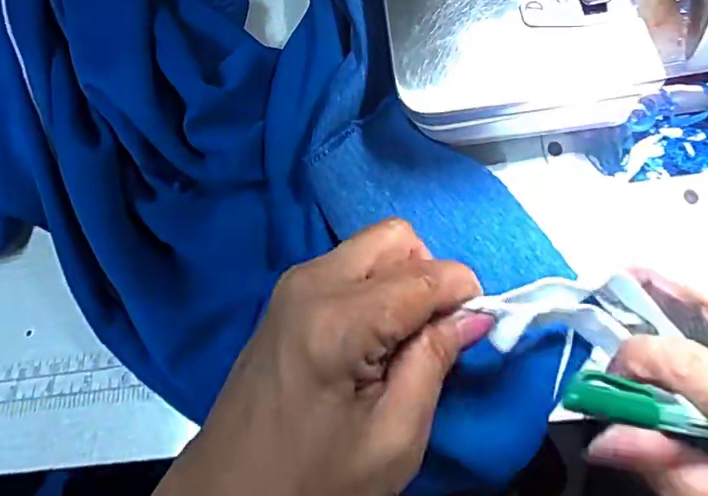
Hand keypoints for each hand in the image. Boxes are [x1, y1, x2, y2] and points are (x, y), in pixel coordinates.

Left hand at [156, 219, 491, 495]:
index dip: (464, 293)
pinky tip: (373, 337)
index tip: (481, 325)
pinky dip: (376, 285)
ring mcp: (295, 280)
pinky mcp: (288, 290)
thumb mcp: (390, 441)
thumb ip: (434, 363)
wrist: (227, 495)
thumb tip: (474, 313)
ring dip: (402, 279)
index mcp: (336, 318)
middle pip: (395, 237)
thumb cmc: (312, 482)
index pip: (423, 274)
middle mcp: (312, 279)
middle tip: (435, 334)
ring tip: (403, 341)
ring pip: (373, 244)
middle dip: (429, 274)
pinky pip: (349, 262)